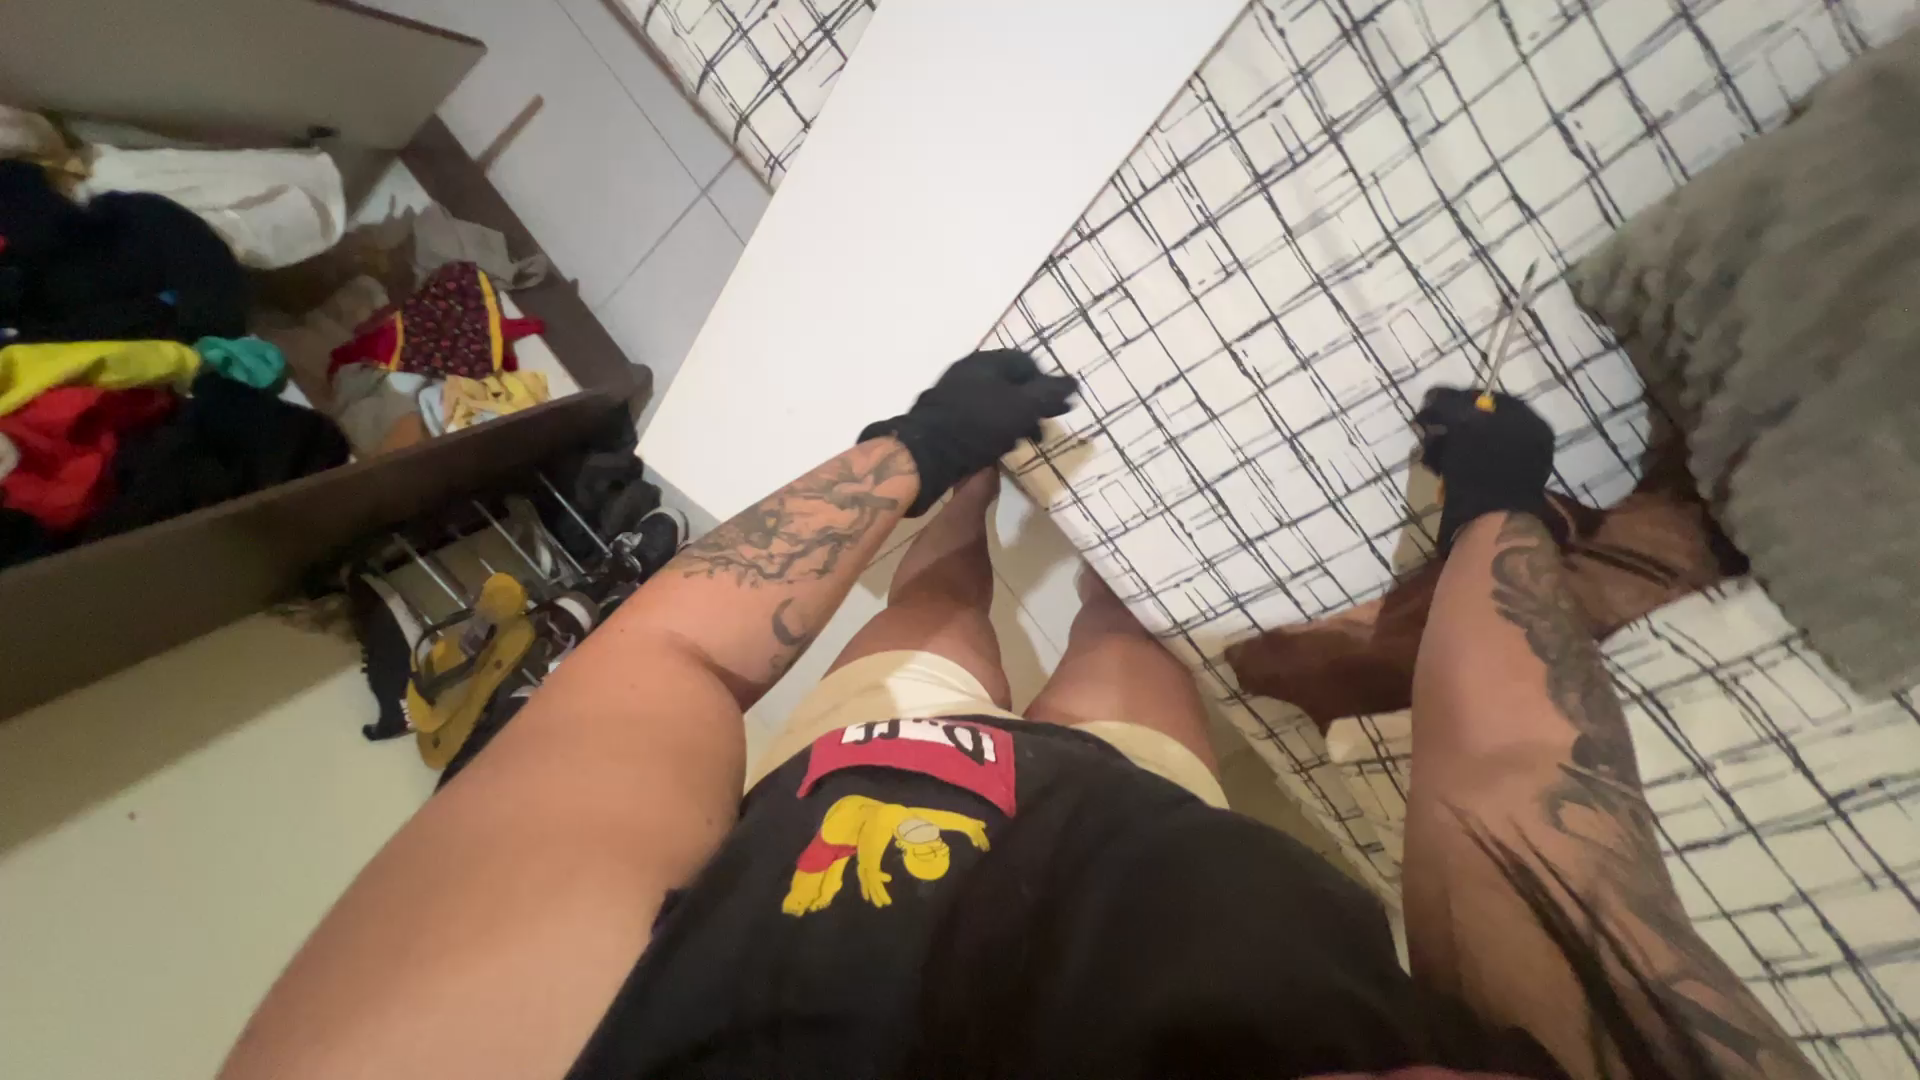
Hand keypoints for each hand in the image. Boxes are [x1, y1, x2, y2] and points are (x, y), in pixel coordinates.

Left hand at [859, 349, 1077, 516]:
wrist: (925, 454)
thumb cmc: (978, 425)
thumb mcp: (1022, 409)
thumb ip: (1049, 395)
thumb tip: (1074, 383)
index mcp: (987, 362)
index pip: (1027, 362)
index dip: (1047, 383)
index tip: (1058, 407)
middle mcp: (968, 372)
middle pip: (1010, 383)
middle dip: (1031, 405)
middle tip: (1044, 427)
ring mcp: (953, 396)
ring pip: (994, 403)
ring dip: (1014, 421)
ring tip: (1024, 441)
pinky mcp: (943, 420)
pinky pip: (978, 420)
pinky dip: (994, 431)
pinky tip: (998, 449)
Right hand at [1413, 387, 1558, 554]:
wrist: (1489, 519)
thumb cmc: (1481, 467)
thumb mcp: (1464, 424)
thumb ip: (1449, 404)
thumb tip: (1432, 394)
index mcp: (1529, 422)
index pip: (1491, 397)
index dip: (1459, 397)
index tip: (1431, 404)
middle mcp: (1525, 441)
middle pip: (1479, 421)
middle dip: (1448, 424)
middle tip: (1426, 430)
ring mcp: (1510, 466)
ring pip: (1470, 444)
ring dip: (1444, 445)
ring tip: (1428, 453)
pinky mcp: (1492, 486)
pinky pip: (1468, 465)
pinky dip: (1450, 464)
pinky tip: (1436, 469)